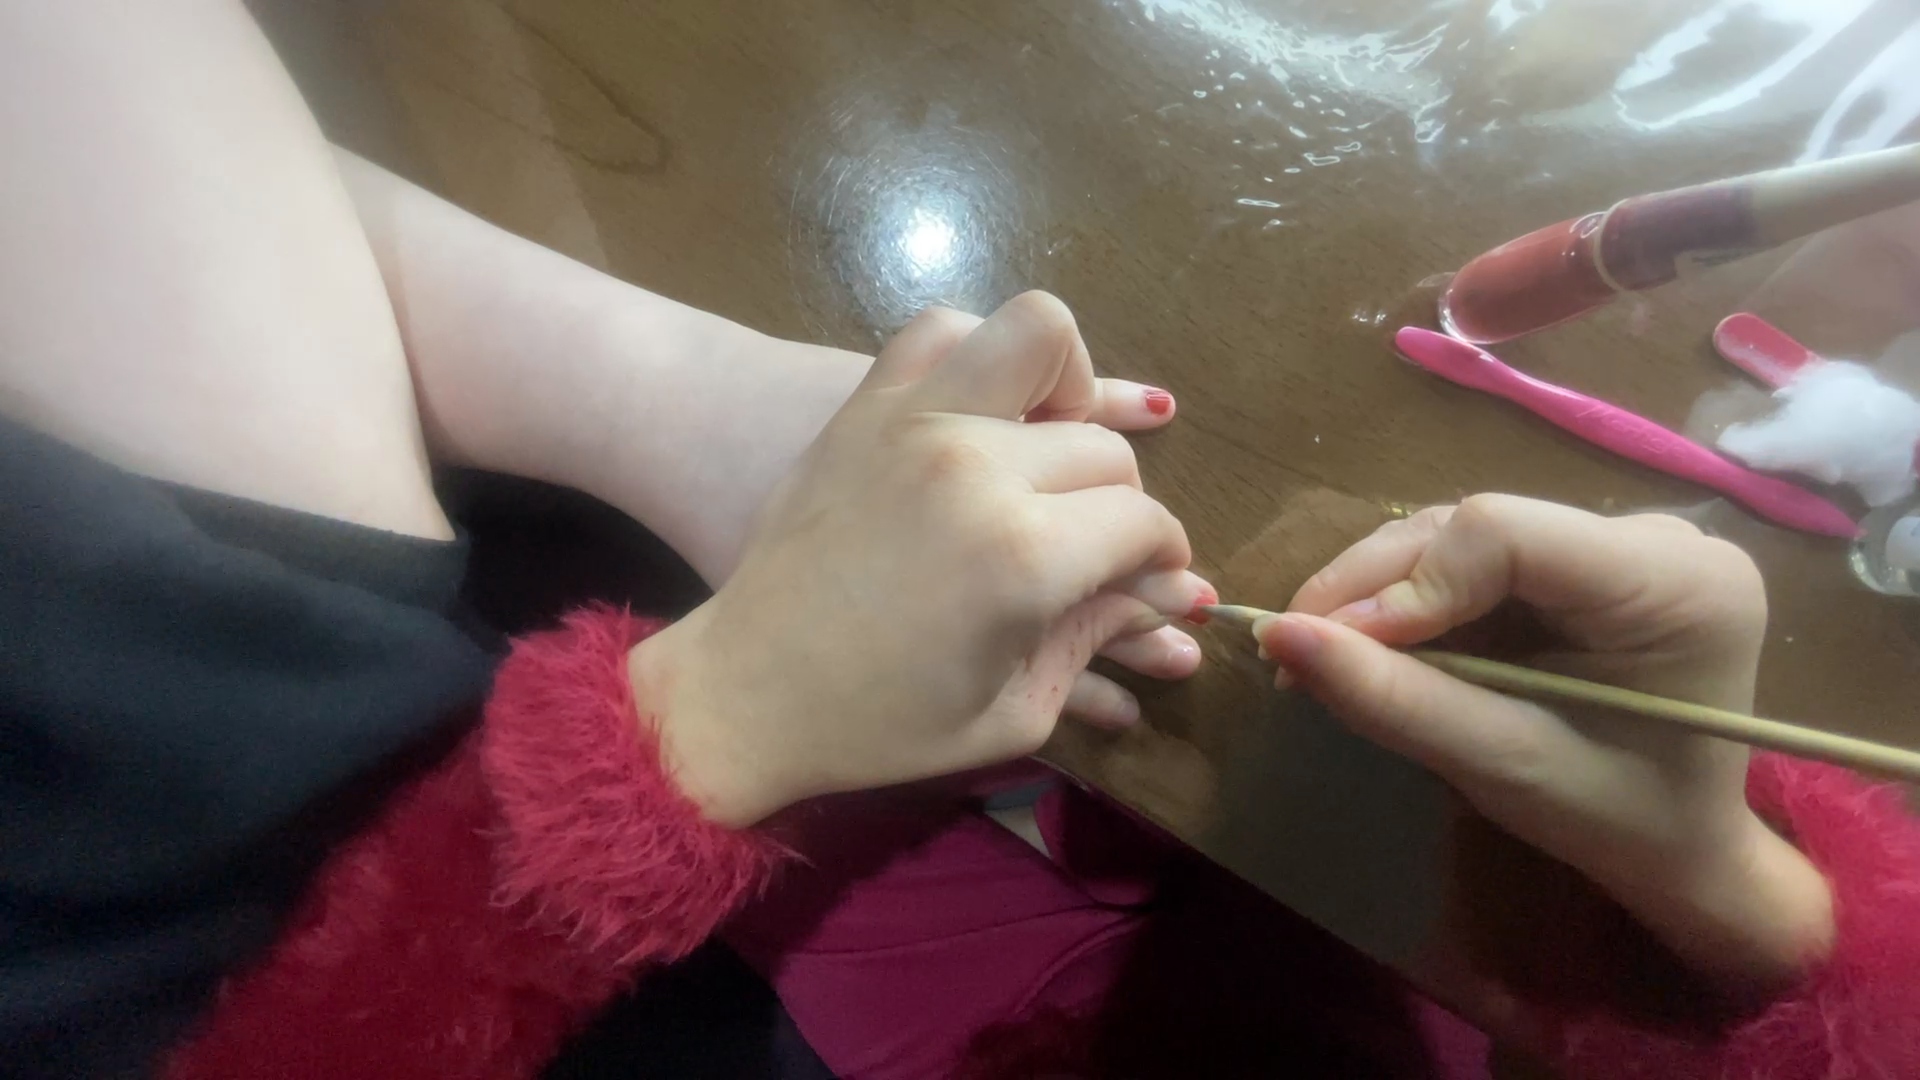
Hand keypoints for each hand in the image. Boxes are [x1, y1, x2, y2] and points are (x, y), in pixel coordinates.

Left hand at [633, 293, 1211, 825]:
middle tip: (1096, 544)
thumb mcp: (1013, 712)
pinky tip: (986, 405)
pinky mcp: (865, 404)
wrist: (745, 688)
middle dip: (1120, 502)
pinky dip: (979, 353)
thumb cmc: (881, 725)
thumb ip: (1100, 637)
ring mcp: (915, 417)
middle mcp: (977, 465)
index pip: (1143, 521)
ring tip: (1053, 443)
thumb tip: (1176, 596)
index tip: (1157, 578)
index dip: (1165, 554)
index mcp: (1022, 555)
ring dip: (1067, 387)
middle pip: (1101, 448)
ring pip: (1038, 338)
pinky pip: (941, 330)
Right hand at [1254, 495, 1832, 990]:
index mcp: (1667, 580)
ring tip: (1319, 656)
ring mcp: (1589, 542)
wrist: (1669, 840)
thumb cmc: (1610, 814)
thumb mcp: (1497, 762)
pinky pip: (1439, 558)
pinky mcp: (1549, 560)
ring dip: (1362, 593)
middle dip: (1363, 589)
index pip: (1497, 532)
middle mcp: (1634, 538)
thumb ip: (1387, 696)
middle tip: (1295, 654)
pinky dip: (1385, 601)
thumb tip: (1274, 633)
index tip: (1335, 648)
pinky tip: (1360, 643)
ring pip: (1434, 536)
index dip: (1402, 583)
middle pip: (1454, 527)